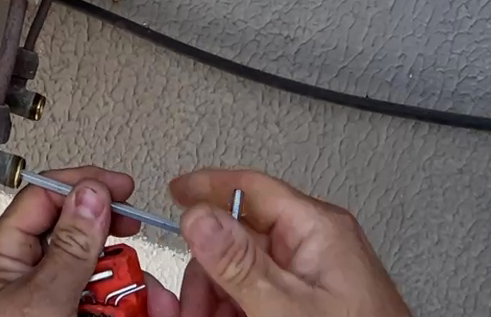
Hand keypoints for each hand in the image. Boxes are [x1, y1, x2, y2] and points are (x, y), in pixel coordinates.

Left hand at [0, 166, 177, 316]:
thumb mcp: (40, 302)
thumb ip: (70, 248)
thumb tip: (91, 194)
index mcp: (3, 255)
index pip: (45, 197)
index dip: (84, 185)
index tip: (123, 189)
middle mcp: (23, 275)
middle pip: (75, 237)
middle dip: (113, 241)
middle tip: (138, 239)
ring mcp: (44, 307)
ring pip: (93, 277)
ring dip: (125, 283)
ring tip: (149, 297)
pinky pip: (97, 311)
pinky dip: (120, 313)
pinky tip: (139, 312)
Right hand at [169, 169, 409, 316]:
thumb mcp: (290, 310)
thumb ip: (242, 264)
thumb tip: (199, 216)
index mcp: (317, 228)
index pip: (249, 186)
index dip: (206, 186)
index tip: (174, 194)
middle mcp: (316, 242)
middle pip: (239, 235)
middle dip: (209, 271)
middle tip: (195, 307)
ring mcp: (316, 273)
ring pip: (245, 268)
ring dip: (219, 296)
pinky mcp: (315, 300)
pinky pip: (262, 291)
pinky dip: (239, 308)